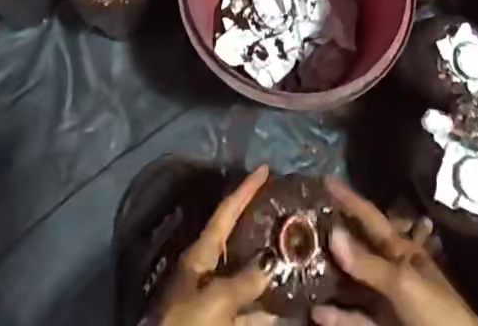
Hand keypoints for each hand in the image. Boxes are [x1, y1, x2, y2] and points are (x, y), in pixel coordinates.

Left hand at [157, 165, 276, 325]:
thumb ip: (244, 279)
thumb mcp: (216, 300)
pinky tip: (279, 311)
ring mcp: (207, 300)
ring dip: (264, 275)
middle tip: (283, 214)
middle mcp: (203, 273)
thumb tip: (269, 263)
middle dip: (258, 229)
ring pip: (242, 280)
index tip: (265, 168)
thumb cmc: (185, 325)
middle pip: (235, 243)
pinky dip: (260, 311)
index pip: (226, 213)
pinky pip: (243, 312)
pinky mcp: (213, 322)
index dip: (245, 189)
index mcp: (199, 256)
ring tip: (292, 263)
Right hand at [311, 177, 477, 325]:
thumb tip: (334, 233)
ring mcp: (386, 299)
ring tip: (304, 267)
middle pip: (358, 248)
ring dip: (331, 277)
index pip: (370, 218)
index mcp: (401, 250)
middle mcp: (391, 269)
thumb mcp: (404, 283)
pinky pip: (355, 318)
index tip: (326, 180)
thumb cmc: (436, 311)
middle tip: (305, 225)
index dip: (350, 199)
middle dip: (335, 235)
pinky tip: (316, 312)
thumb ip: (369, 263)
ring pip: (352, 283)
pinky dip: (337, 316)